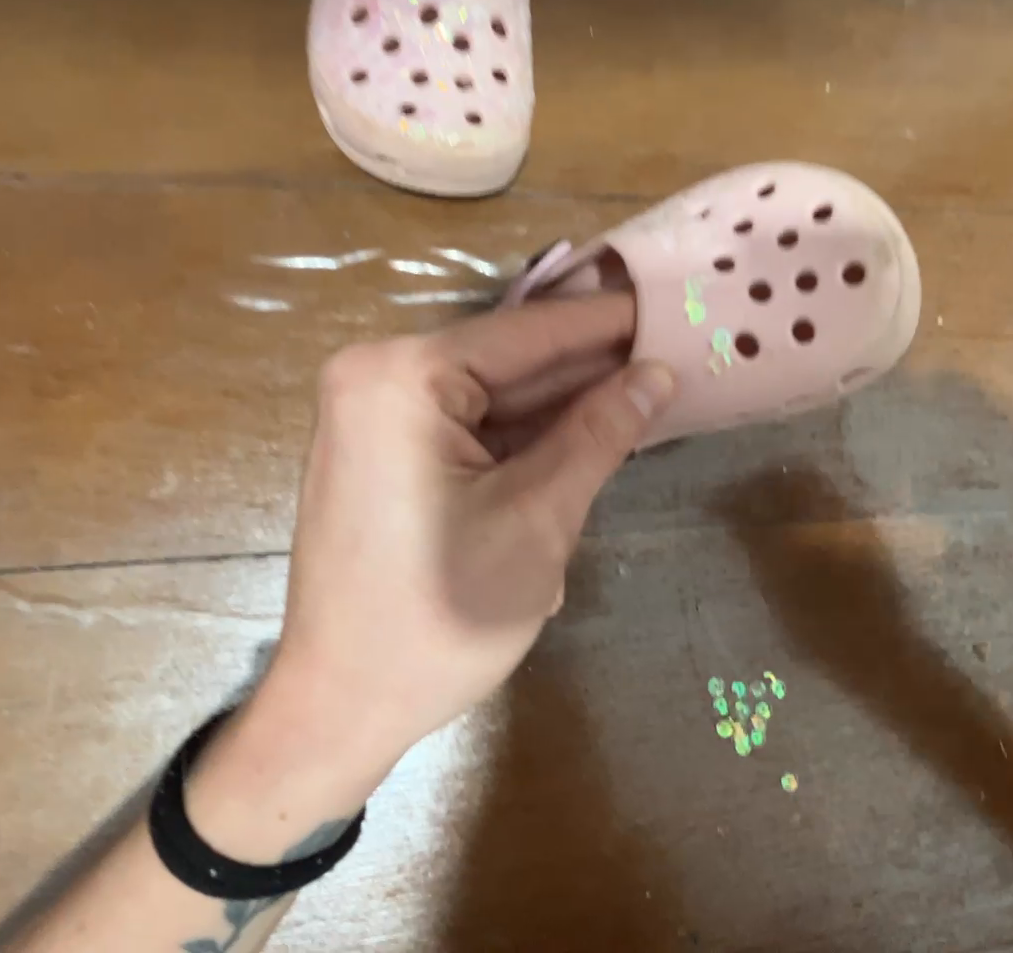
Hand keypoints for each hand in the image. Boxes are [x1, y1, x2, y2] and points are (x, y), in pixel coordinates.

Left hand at [245, 294, 669, 780]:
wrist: (341, 707)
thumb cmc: (440, 617)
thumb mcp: (536, 519)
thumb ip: (598, 434)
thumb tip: (657, 375)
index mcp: (402, 377)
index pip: (527, 334)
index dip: (606, 324)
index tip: (670, 305)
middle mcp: (377, 376)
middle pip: (507, 363)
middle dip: (589, 367)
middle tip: (671, 351)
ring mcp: (373, 415)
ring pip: (491, 398)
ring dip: (562, 405)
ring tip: (645, 389)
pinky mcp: (381, 452)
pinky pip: (466, 428)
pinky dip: (523, 436)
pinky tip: (586, 431)